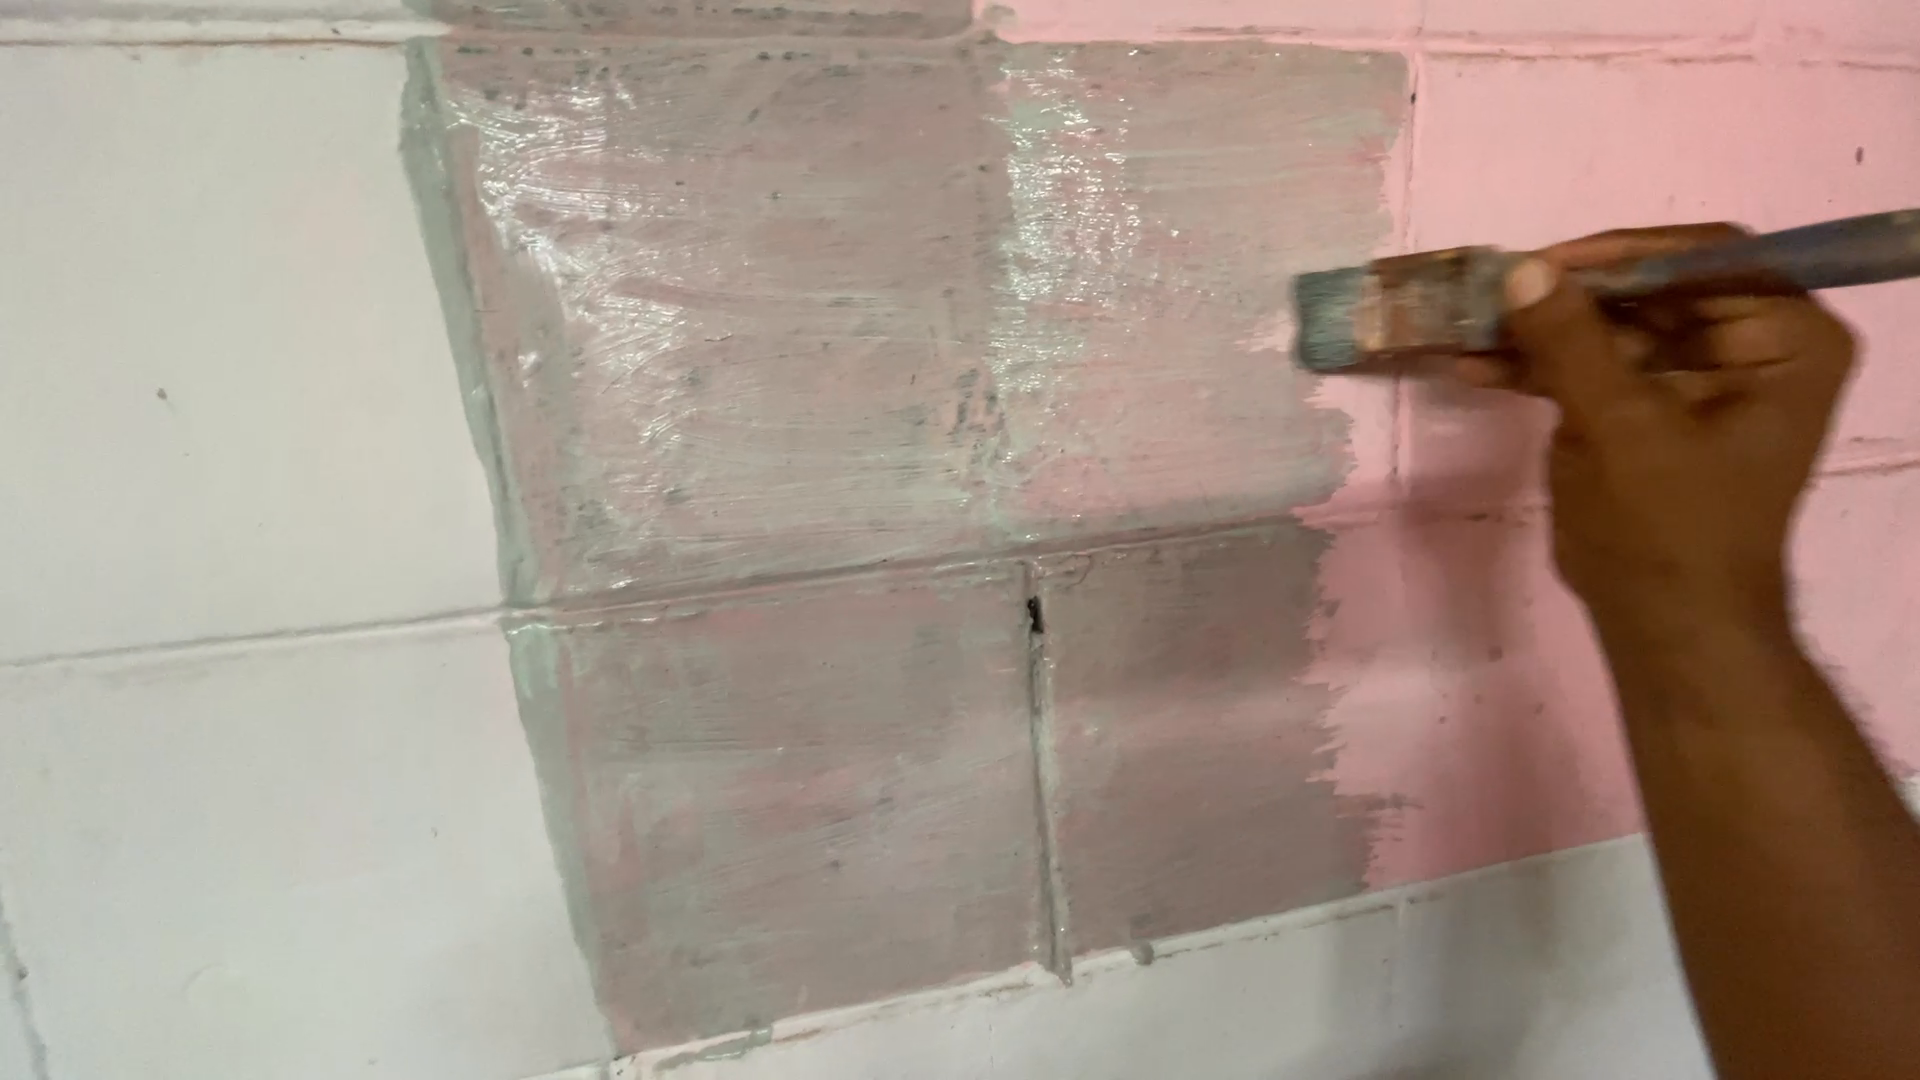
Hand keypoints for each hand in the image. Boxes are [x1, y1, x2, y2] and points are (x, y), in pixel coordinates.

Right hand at [1462, 226, 1856, 630]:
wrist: (1658, 609)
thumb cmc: (1667, 520)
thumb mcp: (1620, 425)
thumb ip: (1572, 344)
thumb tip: (1522, 271)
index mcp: (1781, 340)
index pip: (1708, 261)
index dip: (1623, 253)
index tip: (1540, 264)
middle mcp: (1739, 348)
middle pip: (1645, 293)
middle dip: (1564, 296)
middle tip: (1488, 295)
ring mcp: (1679, 380)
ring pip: (1600, 331)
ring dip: (1534, 332)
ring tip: (1466, 328)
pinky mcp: (1629, 410)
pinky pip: (1578, 371)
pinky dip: (1529, 368)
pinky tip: (1474, 367)